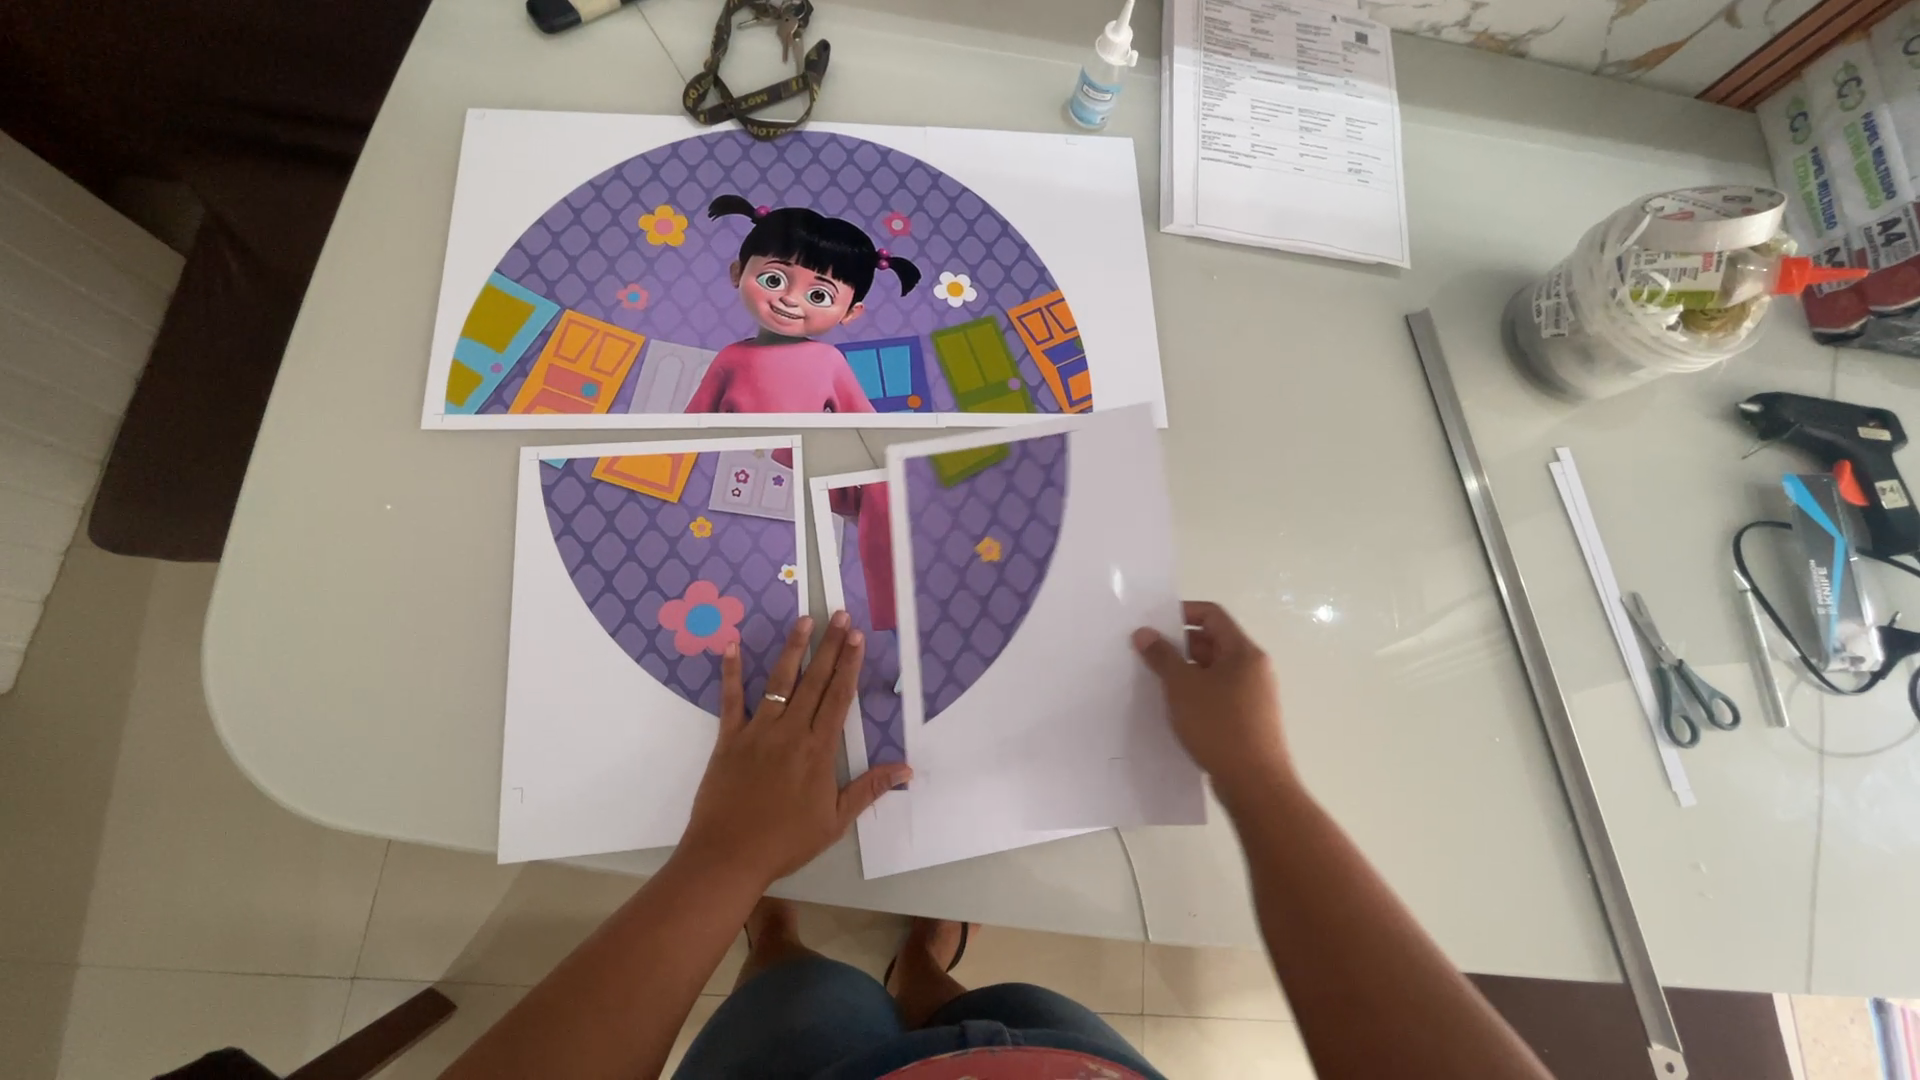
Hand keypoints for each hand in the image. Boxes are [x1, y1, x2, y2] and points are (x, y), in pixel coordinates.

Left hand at [678, 612, 911, 888]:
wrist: (728, 856)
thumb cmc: (786, 842)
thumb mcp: (835, 821)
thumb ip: (868, 789)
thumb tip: (906, 769)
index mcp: (819, 750)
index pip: (839, 697)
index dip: (849, 664)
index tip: (857, 637)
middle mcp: (791, 731)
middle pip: (815, 681)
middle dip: (830, 646)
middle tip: (840, 615)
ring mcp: (758, 732)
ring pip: (780, 682)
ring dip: (793, 649)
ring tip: (805, 620)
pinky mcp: (728, 738)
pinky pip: (731, 700)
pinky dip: (731, 672)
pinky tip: (732, 646)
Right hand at [1133, 602, 1292, 809]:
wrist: (1255, 784)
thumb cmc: (1219, 726)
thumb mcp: (1182, 686)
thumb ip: (1162, 656)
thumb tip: (1144, 633)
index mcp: (1243, 652)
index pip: (1212, 615)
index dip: (1182, 612)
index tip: (1154, 624)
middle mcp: (1254, 668)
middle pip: (1213, 642)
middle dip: (1179, 645)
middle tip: (1147, 654)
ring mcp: (1254, 695)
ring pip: (1214, 671)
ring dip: (1186, 671)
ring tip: (1156, 682)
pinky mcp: (1249, 719)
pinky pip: (1219, 694)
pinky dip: (1197, 693)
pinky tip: (1175, 710)